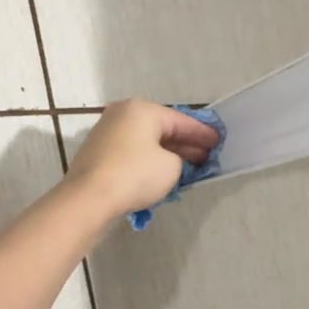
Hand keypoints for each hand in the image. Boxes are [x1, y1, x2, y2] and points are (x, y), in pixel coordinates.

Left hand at [66, 98, 222, 216]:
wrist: (90, 198)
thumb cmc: (135, 175)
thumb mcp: (171, 167)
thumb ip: (179, 159)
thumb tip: (170, 160)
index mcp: (142, 110)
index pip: (181, 120)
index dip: (202, 133)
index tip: (219, 141)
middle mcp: (123, 114)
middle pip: (162, 129)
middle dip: (185, 144)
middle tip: (206, 156)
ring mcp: (108, 133)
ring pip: (147, 142)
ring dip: (167, 154)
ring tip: (188, 167)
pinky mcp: (99, 154)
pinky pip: (133, 154)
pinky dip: (149, 162)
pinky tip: (162, 174)